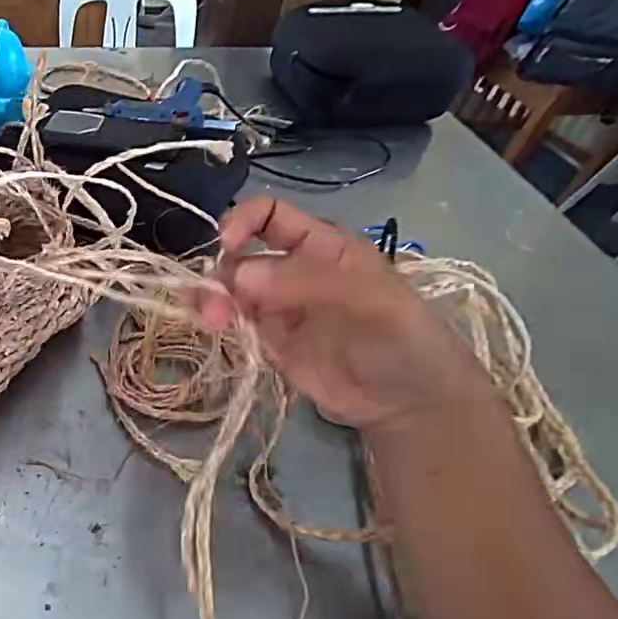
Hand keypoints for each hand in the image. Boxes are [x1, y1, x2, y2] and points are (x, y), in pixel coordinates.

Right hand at [197, 197, 496, 435]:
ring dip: (212, 298)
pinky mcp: (269, 342)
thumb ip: (307, 282)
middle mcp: (292, 270)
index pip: (270, 215)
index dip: (243, 220)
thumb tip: (240, 276)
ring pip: (230, 290)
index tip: (226, 244)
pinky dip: (215, 321)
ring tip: (211, 320)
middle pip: (241, 256)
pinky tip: (208, 326)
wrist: (409, 403)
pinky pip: (233, 323)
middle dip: (221, 272)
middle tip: (217, 304)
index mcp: (321, 245)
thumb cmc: (402, 339)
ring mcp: (278, 308)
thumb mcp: (369, 300)